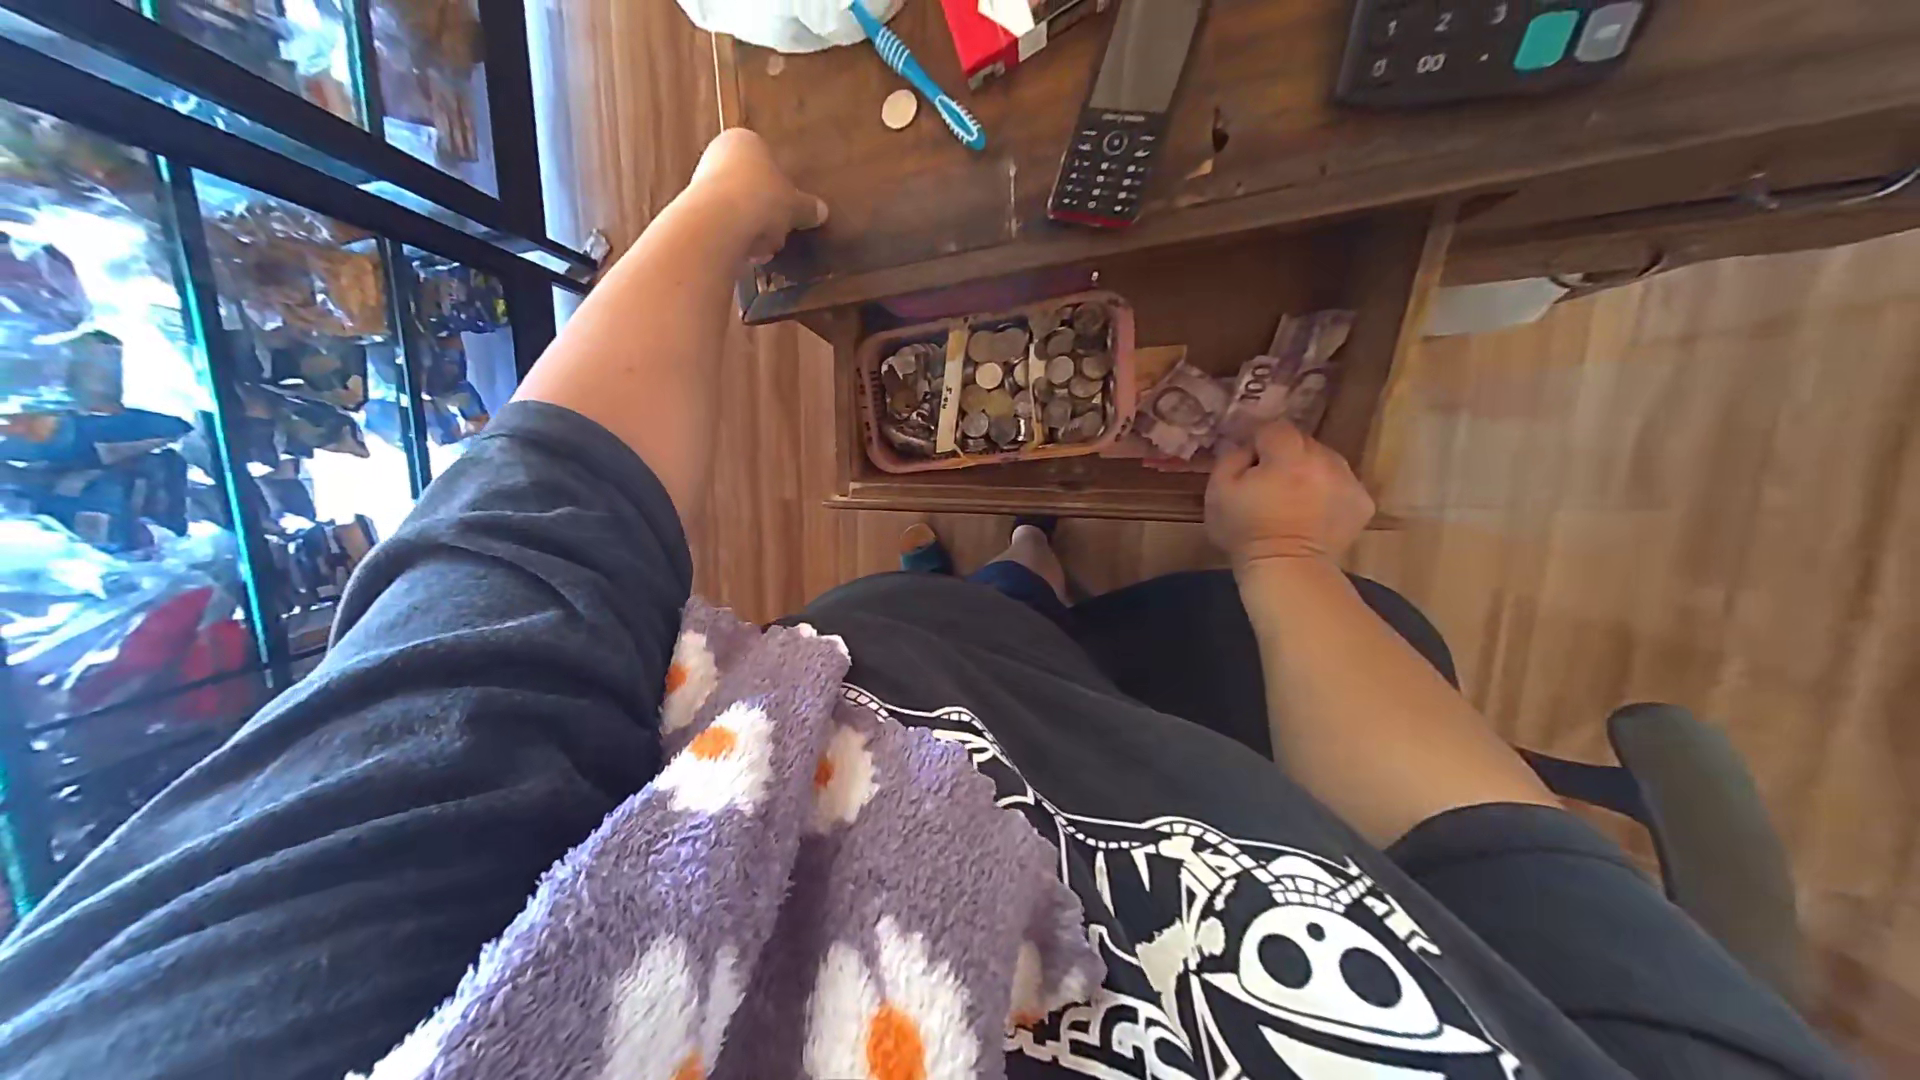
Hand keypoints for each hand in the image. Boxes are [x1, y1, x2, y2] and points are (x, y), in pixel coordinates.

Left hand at [687, 127, 828, 261]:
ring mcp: (702, 179)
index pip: (770, 164)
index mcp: (745, 140)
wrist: (720, 221)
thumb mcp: (796, 205)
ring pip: (738, 209)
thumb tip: (822, 211)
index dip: (782, 192)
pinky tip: (744, 252)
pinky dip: (735, 238)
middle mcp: (719, 152)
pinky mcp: (693, 208)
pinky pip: (723, 225)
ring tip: (761, 247)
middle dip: (765, 214)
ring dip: (752, 230)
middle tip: (776, 232)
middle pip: (752, 188)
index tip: (788, 213)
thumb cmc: (763, 199)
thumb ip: (808, 207)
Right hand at [1205, 421, 1374, 568]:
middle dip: (1286, 456)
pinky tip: (1314, 513)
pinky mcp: (1362, 502)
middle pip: (1303, 441)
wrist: (1287, 571)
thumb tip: (1246, 447)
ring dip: (1310, 471)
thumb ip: (1230, 458)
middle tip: (1271, 484)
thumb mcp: (1218, 492)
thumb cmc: (1245, 533)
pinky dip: (1329, 492)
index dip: (1258, 443)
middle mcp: (1325, 460)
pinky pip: (1343, 484)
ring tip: (1295, 499)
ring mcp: (1349, 481)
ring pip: (1326, 460)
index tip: (1250, 465)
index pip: (1274, 428)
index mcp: (1287, 456)